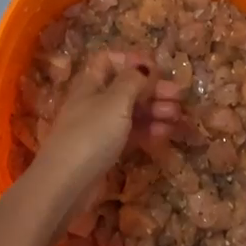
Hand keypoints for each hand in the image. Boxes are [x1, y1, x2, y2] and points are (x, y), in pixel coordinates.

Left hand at [31, 51, 181, 190]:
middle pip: (126, 87)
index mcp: (91, 82)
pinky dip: (148, 131)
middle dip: (153, 89)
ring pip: (131, 112)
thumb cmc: (91, 134)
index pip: (110, 61)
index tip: (157, 69)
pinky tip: (166, 133)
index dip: (133, 61)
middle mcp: (95, 101)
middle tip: (179, 95)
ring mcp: (100, 127)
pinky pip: (131, 133)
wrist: (66, 184)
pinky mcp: (106, 151)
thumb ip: (133, 81)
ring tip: (178, 116)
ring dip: (155, 110)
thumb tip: (144, 66)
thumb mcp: (115, 101)